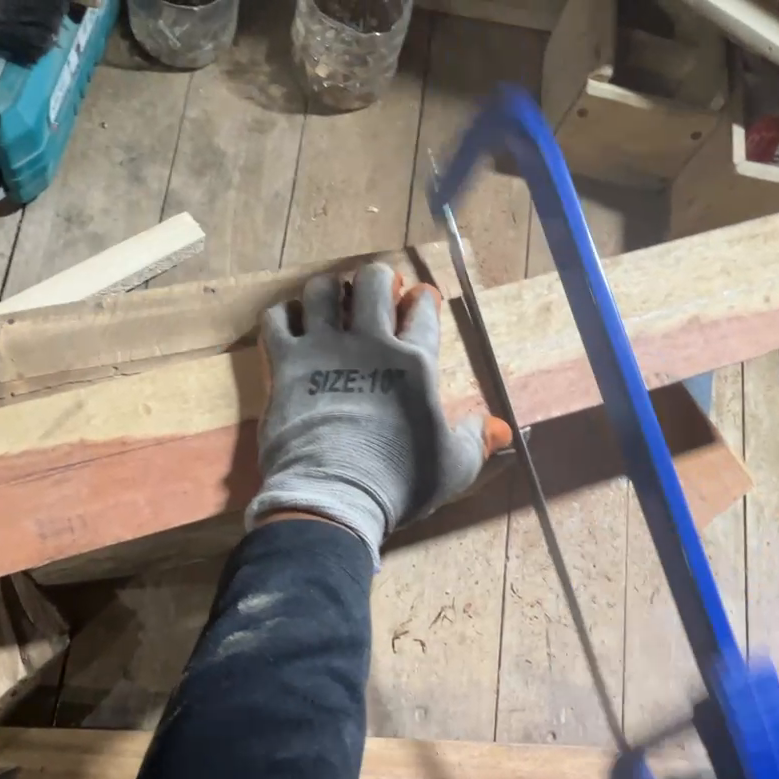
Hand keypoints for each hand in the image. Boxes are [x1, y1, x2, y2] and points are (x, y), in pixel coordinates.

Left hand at [246, 262, 510, 564]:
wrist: (334, 497)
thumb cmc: (398, 484)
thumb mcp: (452, 469)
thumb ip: (477, 442)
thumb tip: (501, 429)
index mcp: (414, 362)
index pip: (422, 310)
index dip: (422, 301)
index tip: (419, 302)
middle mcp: (368, 343)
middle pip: (372, 281)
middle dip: (377, 280)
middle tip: (374, 297)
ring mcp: (322, 348)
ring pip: (321, 289)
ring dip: (328, 292)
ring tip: (329, 306)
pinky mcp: (284, 363)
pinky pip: (277, 317)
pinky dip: (283, 316)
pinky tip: (292, 327)